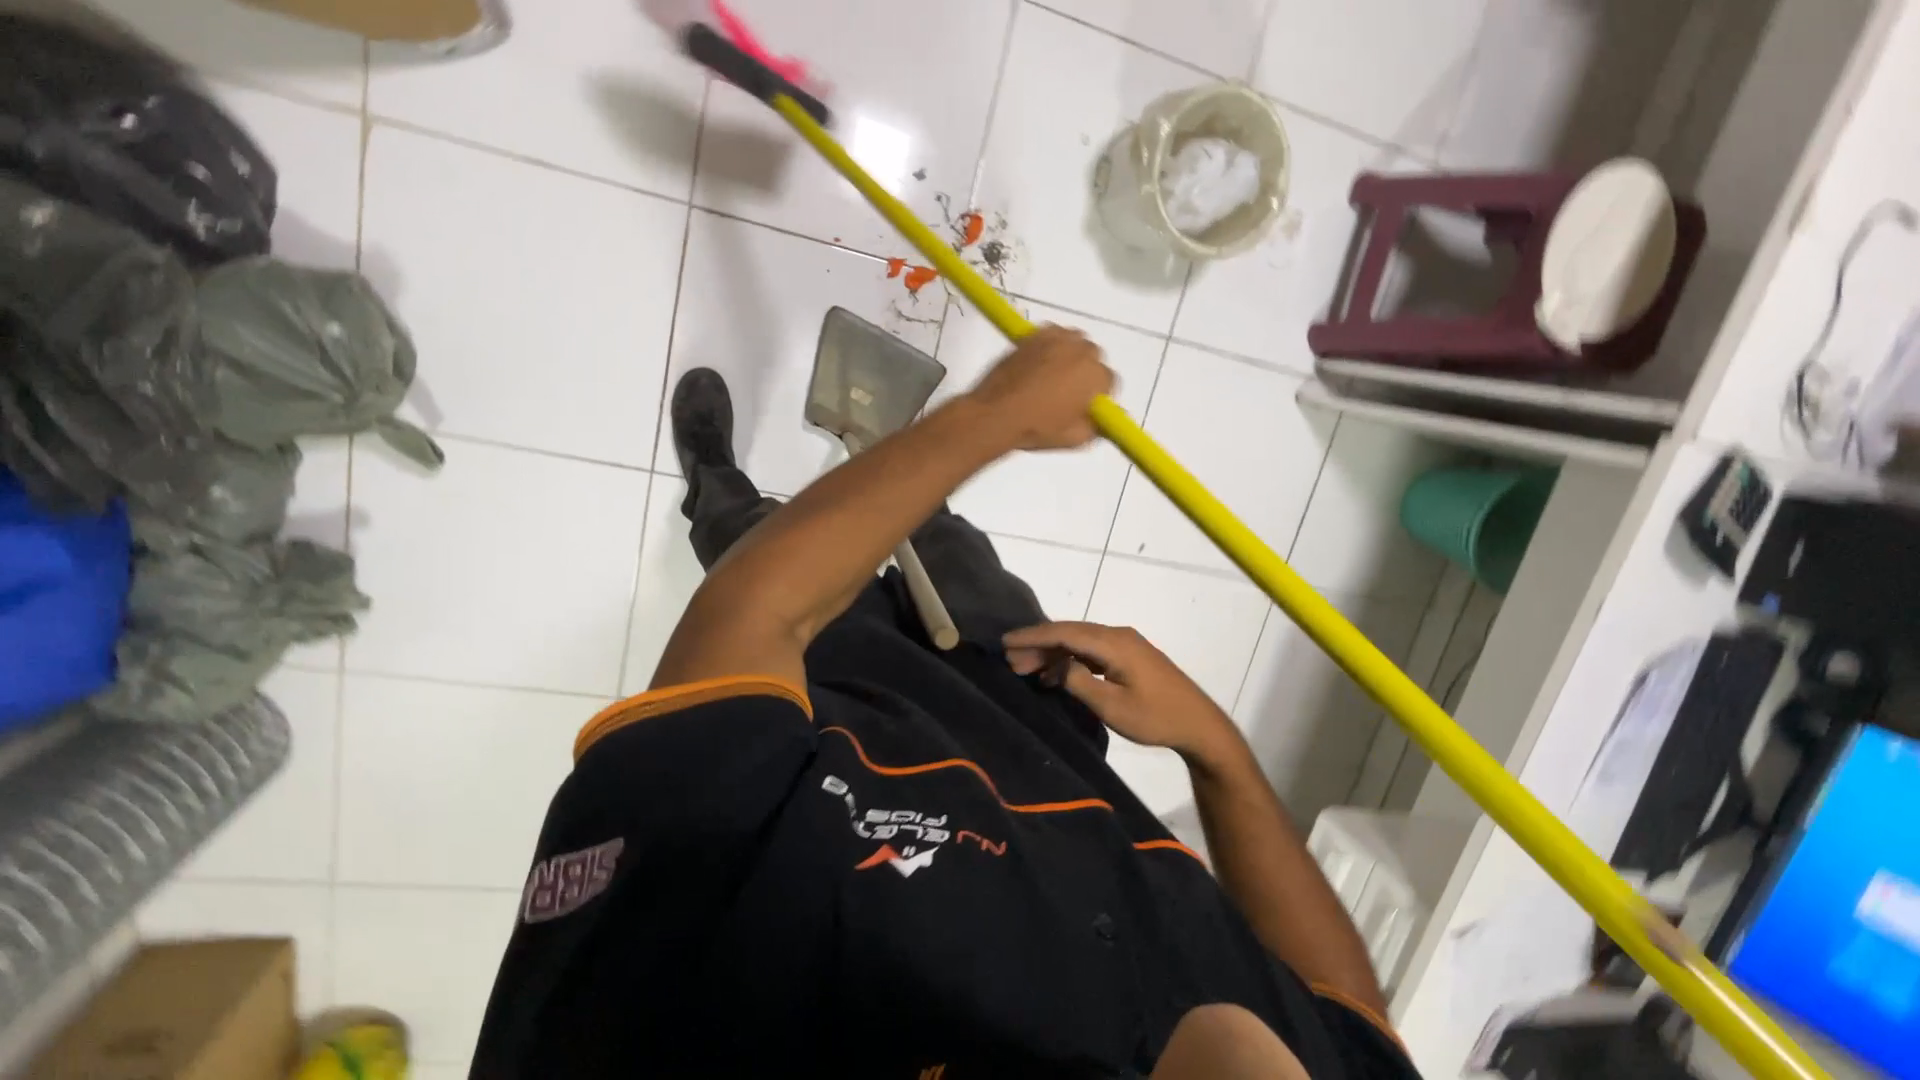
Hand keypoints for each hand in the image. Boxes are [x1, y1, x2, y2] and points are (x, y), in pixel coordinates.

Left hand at [965, 325, 1113, 450]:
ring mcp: (1056, 338)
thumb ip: (1098, 427)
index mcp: (1095, 375)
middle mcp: (1081, 350)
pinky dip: (1050, 345)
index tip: (1084, 406)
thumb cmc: (1037, 427)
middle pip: (1093, 357)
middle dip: (1084, 372)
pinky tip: (1039, 364)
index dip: (1097, 395)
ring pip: (1073, 342)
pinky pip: (1052, 335)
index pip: (1109, 381)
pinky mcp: (1034, 334)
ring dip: (1069, 356)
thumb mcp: (1076, 439)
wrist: (995, 413)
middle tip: (1066, 393)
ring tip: (1052, 377)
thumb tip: (1103, 420)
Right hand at [1004, 621, 1241, 762]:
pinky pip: (1091, 651)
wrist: (1199, 725)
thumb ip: (1080, 682)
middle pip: (1070, 634)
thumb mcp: (1112, 706)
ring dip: (1052, 654)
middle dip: (1038, 645)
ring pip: (1079, 642)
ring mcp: (1126, 645)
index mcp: (1115, 643)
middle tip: (1009, 661)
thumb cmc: (1156, 718)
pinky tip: (1054, 676)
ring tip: (1024, 670)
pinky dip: (1070, 660)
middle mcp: (1118, 636)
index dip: (1033, 636)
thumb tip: (1056, 664)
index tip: (1005, 642)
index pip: (1065, 632)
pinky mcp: (1130, 658)